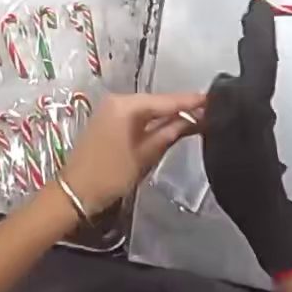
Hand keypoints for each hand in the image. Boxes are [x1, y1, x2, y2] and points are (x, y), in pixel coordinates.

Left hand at [57, 91, 205, 215]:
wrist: (75, 192)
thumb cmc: (110, 175)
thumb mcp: (145, 155)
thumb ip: (170, 133)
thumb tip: (196, 118)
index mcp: (125, 105)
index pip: (165, 100)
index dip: (191, 101)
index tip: (215, 99)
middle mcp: (117, 101)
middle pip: (157, 102)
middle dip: (181, 107)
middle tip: (212, 111)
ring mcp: (111, 110)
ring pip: (148, 109)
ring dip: (169, 114)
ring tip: (200, 117)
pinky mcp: (109, 121)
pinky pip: (137, 116)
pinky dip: (154, 121)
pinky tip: (173, 125)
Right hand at [204, 0, 291, 277]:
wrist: (262, 209)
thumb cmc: (241, 179)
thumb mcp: (226, 145)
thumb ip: (225, 109)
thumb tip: (223, 78)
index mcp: (255, 105)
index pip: (259, 61)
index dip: (258, 33)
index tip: (258, 6)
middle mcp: (260, 106)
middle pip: (262, 64)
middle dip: (258, 36)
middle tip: (254, 11)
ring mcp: (258, 117)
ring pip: (257, 76)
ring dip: (253, 52)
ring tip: (244, 34)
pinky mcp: (252, 127)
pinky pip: (249, 89)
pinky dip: (246, 72)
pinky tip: (235, 77)